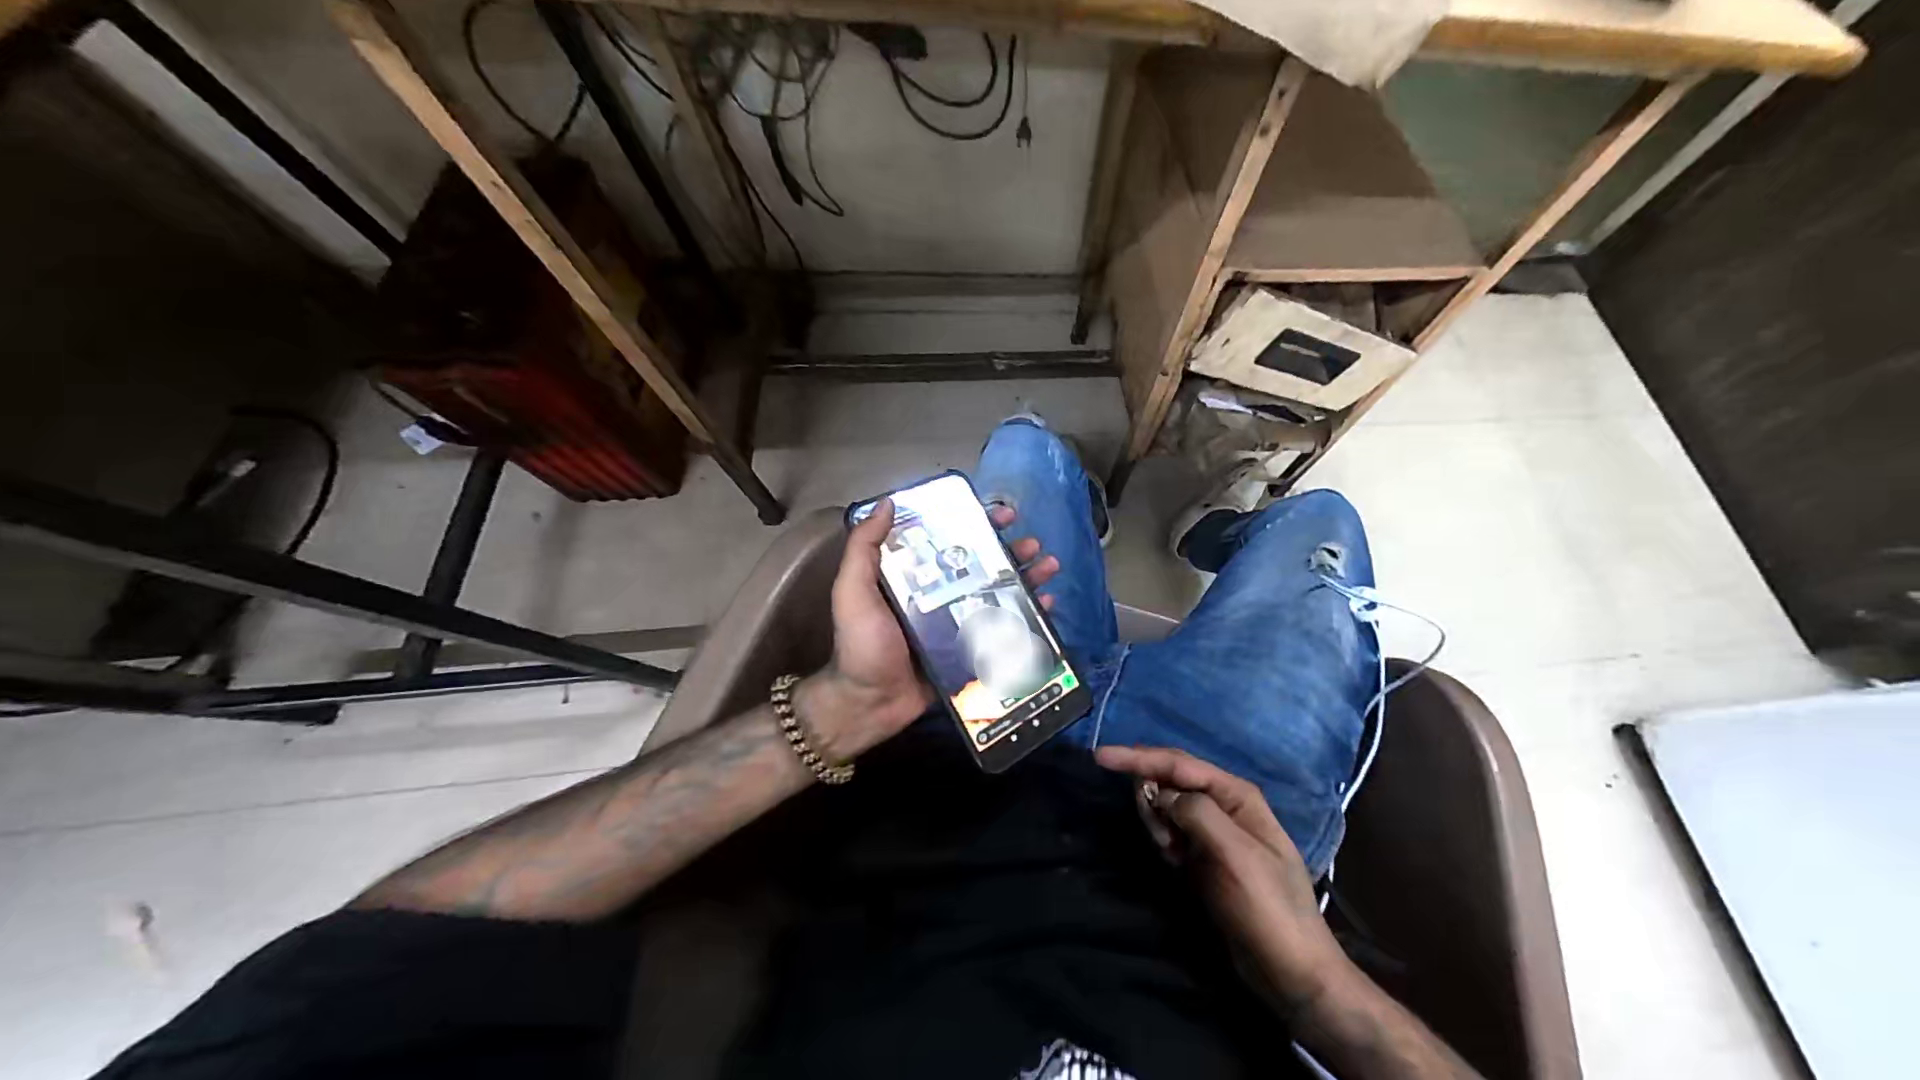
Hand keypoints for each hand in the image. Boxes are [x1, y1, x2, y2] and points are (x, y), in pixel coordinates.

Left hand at [805, 497, 1060, 758]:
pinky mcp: (971, 652)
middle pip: (982, 566)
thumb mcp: (853, 592)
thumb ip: (863, 549)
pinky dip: (1027, 617)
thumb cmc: (862, 646)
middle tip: (1033, 544)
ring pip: (998, 594)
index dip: (976, 525)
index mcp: (913, 578)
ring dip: (1026, 578)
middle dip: (1011, 551)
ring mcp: (958, 625)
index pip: (949, 542)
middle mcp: (938, 596)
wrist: (870, 705)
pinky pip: (1003, 631)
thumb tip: (887, 503)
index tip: (1001, 515)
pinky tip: (1047, 607)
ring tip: (1048, 568)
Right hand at [1096, 745, 1356, 1014]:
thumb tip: (1160, 794)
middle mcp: (1223, 804)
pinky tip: (1174, 862)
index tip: (1099, 756)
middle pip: (1168, 780)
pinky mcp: (1203, 855)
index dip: (1136, 757)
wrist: (1292, 971)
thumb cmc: (1269, 908)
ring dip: (1157, 824)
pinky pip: (1169, 831)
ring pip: (1165, 806)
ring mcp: (1213, 830)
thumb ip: (1197, 813)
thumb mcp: (1236, 855)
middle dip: (1152, 800)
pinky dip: (1163, 841)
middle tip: (1164, 841)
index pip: (1177, 763)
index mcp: (1236, 795)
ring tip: (1174, 856)